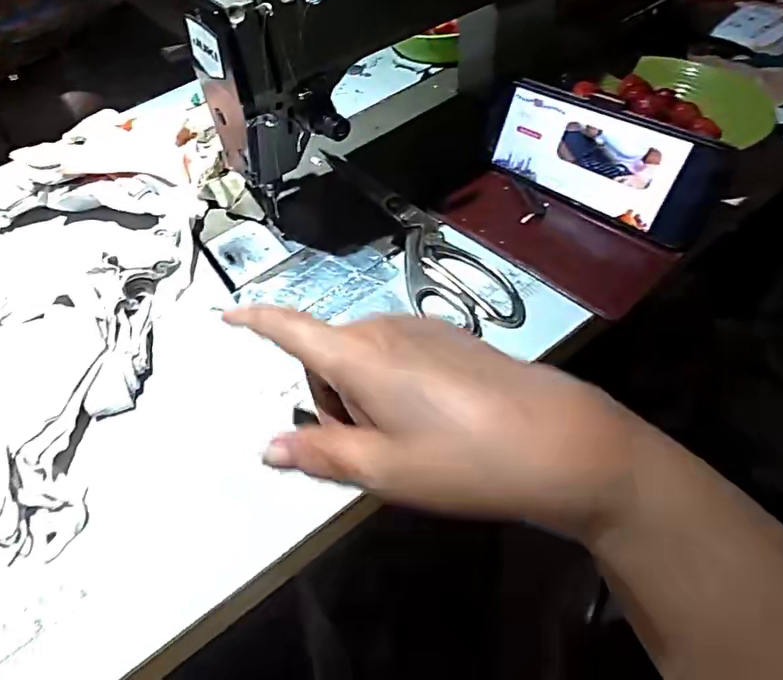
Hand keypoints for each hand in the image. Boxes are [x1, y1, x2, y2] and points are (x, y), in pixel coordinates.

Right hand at [223, 306, 657, 539]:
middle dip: (328, 395)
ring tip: (405, 440)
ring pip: (362, 355)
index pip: (292, 328)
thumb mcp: (383, 469)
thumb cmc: (461, 457)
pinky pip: (394, 353)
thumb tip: (270, 447)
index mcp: (359, 354)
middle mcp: (384, 327)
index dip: (256, 319)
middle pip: (327, 353)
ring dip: (361, 393)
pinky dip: (389, 383)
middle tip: (366, 446)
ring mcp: (419, 327)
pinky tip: (432, 419)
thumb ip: (320, 453)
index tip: (228, 312)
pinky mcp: (446, 335)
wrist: (553, 437)